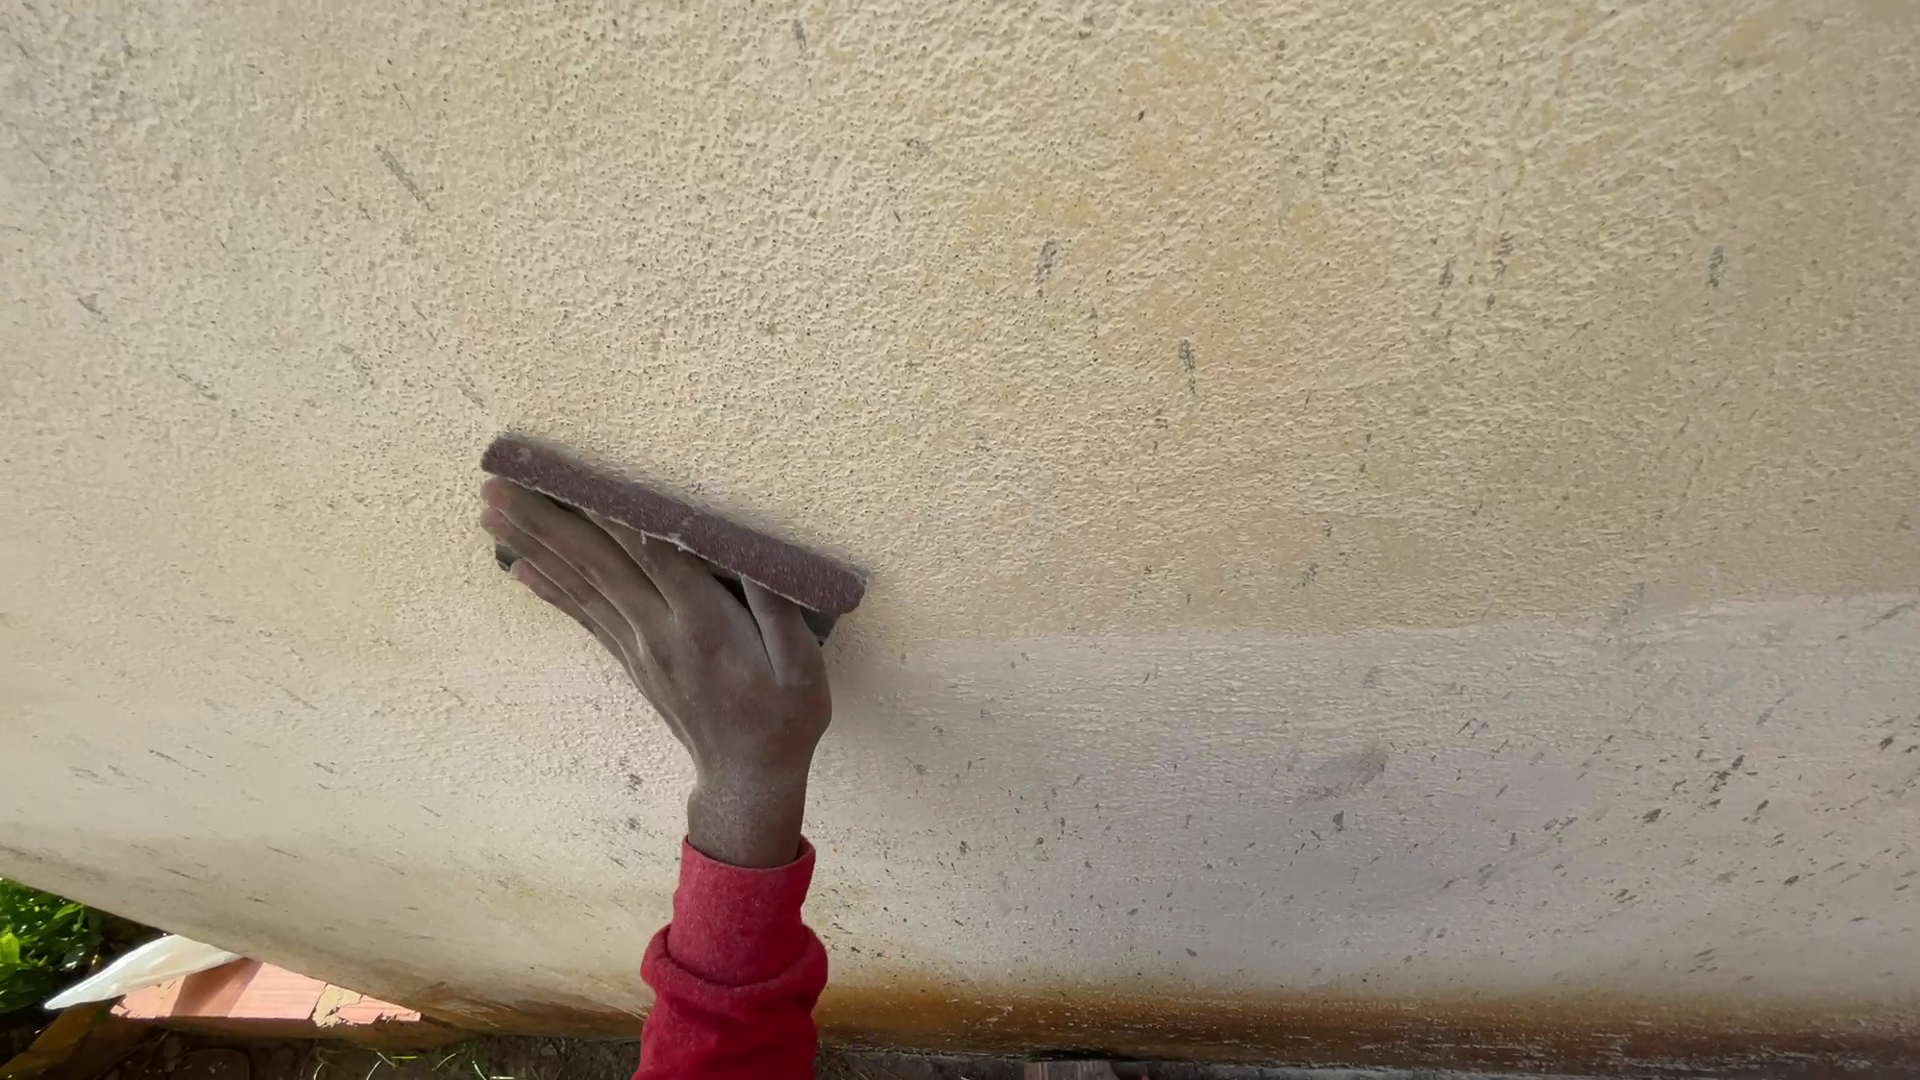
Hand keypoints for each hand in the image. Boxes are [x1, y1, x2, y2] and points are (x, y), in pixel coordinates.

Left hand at [479, 477, 830, 867]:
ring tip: (491, 515)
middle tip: (495, 484)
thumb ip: (777, 609)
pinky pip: (584, 618)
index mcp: (706, 625)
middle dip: (549, 522)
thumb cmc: (785, 717)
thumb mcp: (803, 666)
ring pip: (581, 587)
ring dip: (535, 547)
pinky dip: (550, 590)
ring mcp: (639, 650)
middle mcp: (660, 632)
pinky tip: (520, 569)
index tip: (574, 476)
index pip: (654, 555)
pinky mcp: (632, 664)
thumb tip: (752, 555)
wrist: (748, 777)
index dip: (616, 514)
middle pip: (599, 565)